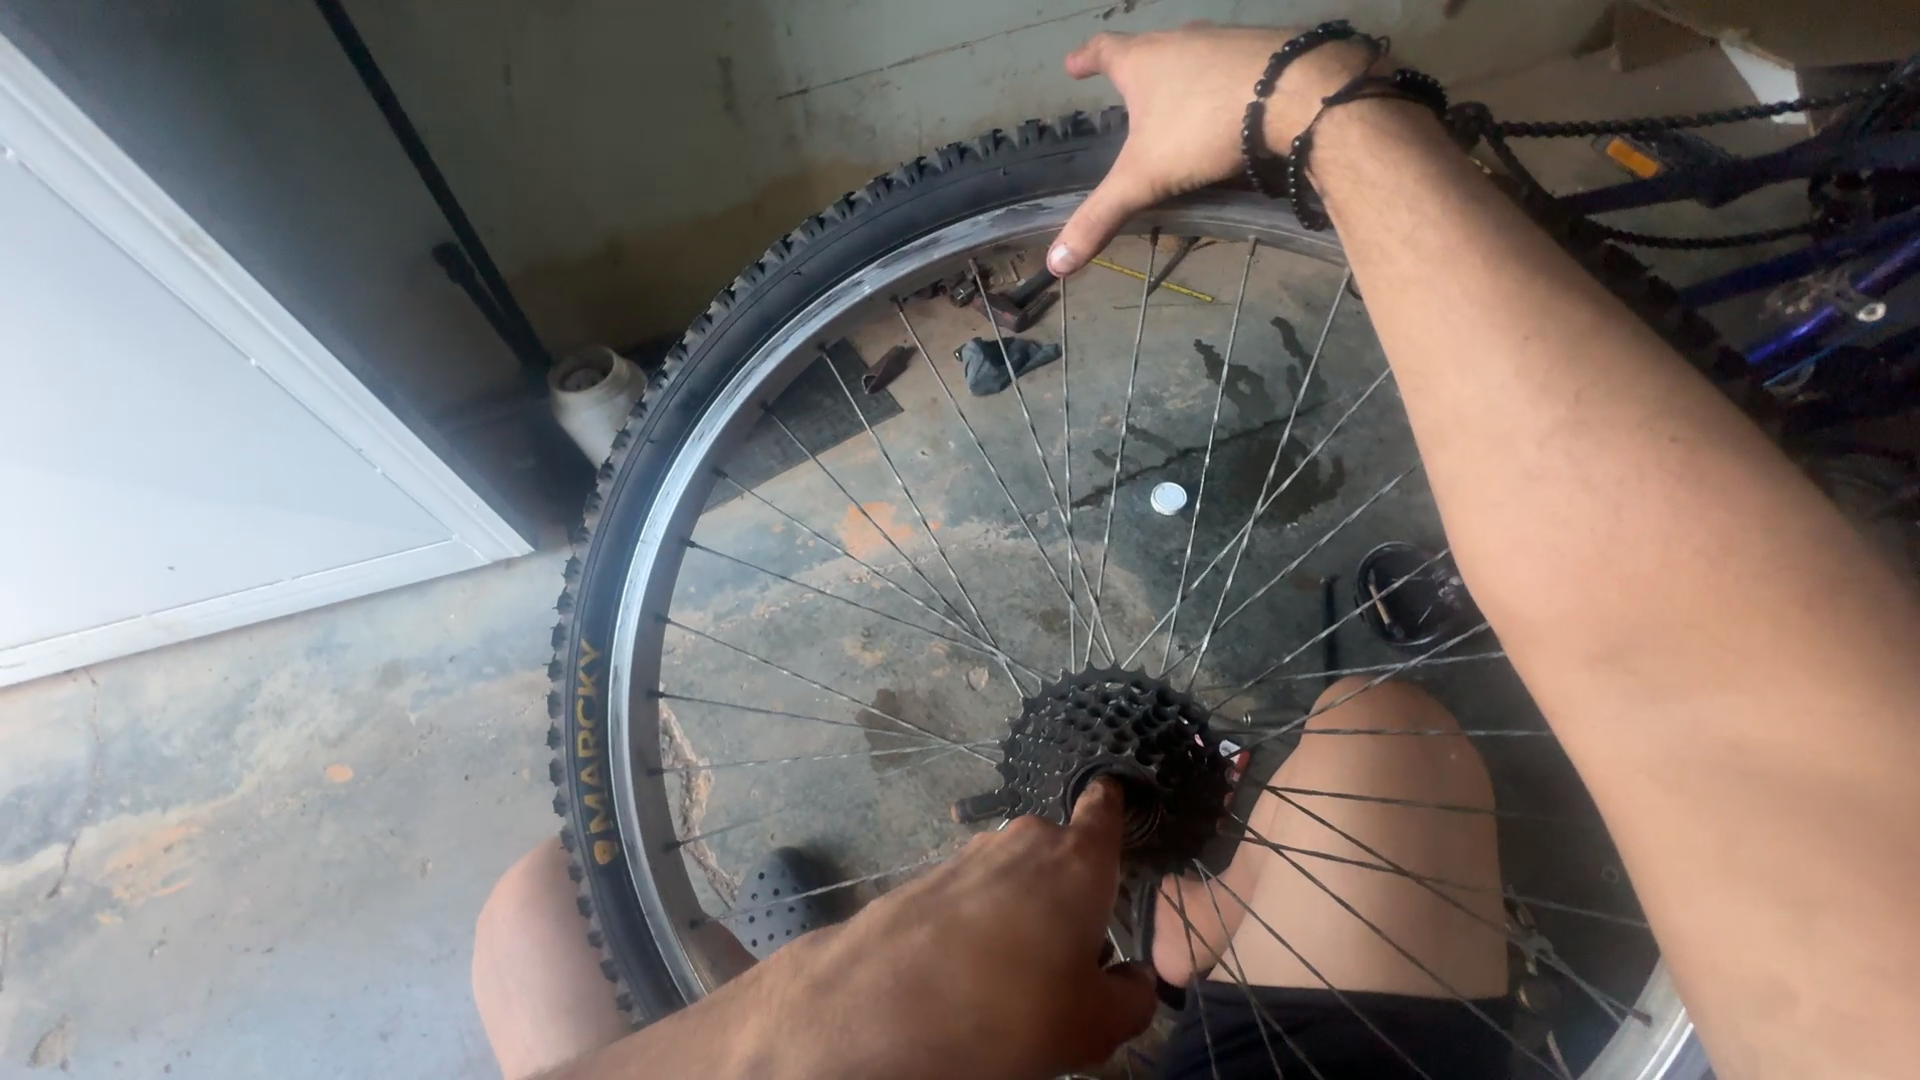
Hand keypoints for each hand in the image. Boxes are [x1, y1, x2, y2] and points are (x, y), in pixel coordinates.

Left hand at [736, 777, 1154, 1078]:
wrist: (884, 1005)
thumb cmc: (1013, 1007)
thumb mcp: (1095, 1025)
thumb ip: (1132, 997)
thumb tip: (1137, 977)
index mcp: (1077, 860)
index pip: (1103, 809)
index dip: (1112, 807)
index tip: (1115, 806)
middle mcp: (1026, 840)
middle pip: (1060, 854)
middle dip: (1067, 891)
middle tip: (1067, 953)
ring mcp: (972, 852)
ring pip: (1015, 873)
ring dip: (1021, 907)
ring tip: (1012, 972)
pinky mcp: (931, 873)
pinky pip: (975, 890)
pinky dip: (980, 919)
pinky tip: (968, 968)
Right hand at [1047, 23, 1378, 275]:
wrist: (1293, 94)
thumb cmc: (1201, 130)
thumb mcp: (1143, 180)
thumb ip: (1100, 219)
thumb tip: (1055, 264)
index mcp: (1144, 62)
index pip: (1104, 51)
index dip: (1086, 58)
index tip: (1073, 62)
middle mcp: (1182, 40)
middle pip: (1151, 47)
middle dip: (1138, 66)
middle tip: (1129, 85)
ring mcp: (1226, 41)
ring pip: (1194, 54)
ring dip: (1183, 73)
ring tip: (1179, 99)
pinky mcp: (1266, 51)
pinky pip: (1233, 65)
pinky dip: (1223, 83)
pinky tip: (1231, 104)